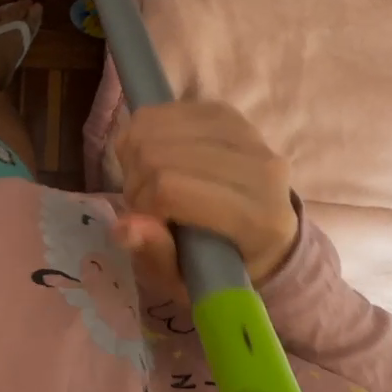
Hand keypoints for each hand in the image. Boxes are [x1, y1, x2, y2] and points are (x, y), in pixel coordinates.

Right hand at [113, 100, 298, 292]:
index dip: (142, 202)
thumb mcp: (186, 281)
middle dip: (135, 178)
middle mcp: (261, 168)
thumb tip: (124, 225)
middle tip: (143, 202)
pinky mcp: (229, 113)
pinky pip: (165, 110)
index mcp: (258, 219)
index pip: (172, 188)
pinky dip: (145, 132)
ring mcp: (247, 134)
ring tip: (148, 179)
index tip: (145, 221)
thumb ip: (155, 255)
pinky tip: (156, 155)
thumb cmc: (221, 265)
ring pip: (156, 126)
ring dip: (136, 153)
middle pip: (159, 152)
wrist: (266, 237)